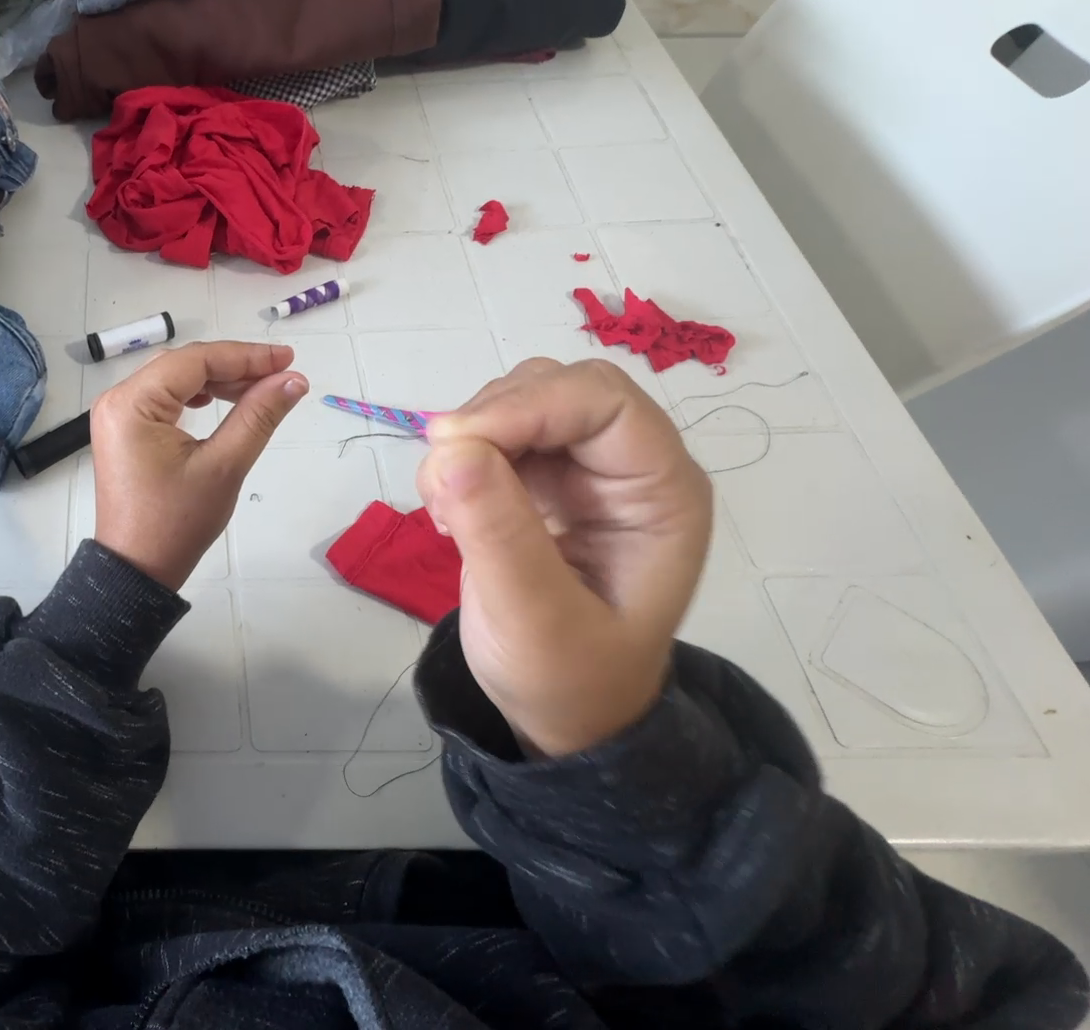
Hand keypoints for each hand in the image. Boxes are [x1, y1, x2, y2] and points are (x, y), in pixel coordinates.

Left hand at [92, 342, 308, 589]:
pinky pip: (163, 399)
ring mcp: (116, 415)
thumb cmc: (177, 522)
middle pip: (182, 365)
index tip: (288, 359)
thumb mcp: (224, 465)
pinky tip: (221, 401)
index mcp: (132, 404)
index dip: (245, 356)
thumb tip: (293, 380)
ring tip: (260, 390)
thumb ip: (258, 415)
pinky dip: (195, 396)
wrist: (138, 567)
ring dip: (217, 380)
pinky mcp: (124, 431)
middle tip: (280, 375)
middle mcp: (116, 400)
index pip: (194, 360)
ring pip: (174, 380)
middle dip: (233, 366)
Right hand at [416, 359, 711, 756]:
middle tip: (439, 477)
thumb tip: (449, 449)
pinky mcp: (535, 485)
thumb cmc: (566, 676)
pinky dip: (452, 462)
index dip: (527, 406)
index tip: (451, 445)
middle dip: (489, 419)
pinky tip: (446, 515)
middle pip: (557, 389)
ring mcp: (579, 473)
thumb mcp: (533, 618)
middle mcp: (624, 468)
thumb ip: (498, 533)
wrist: (562, 711)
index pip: (603, 402)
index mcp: (659, 493)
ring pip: (515, 405)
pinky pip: (487, 438)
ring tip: (443, 511)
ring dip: (464, 441)